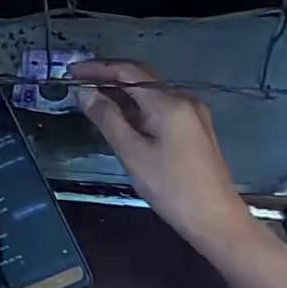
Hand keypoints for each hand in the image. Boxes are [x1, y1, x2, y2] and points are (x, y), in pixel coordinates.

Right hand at [70, 59, 254, 250]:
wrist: (214, 218)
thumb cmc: (171, 187)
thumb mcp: (132, 153)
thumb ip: (107, 119)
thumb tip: (85, 92)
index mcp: (169, 102)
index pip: (127, 73)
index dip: (97, 69)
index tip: (72, 71)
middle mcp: (184, 100)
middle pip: (141, 79)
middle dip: (109, 78)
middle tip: (79, 83)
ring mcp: (192, 115)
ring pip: (150, 95)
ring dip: (122, 94)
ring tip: (93, 100)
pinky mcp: (194, 130)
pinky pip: (160, 109)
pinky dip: (137, 108)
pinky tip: (121, 119)